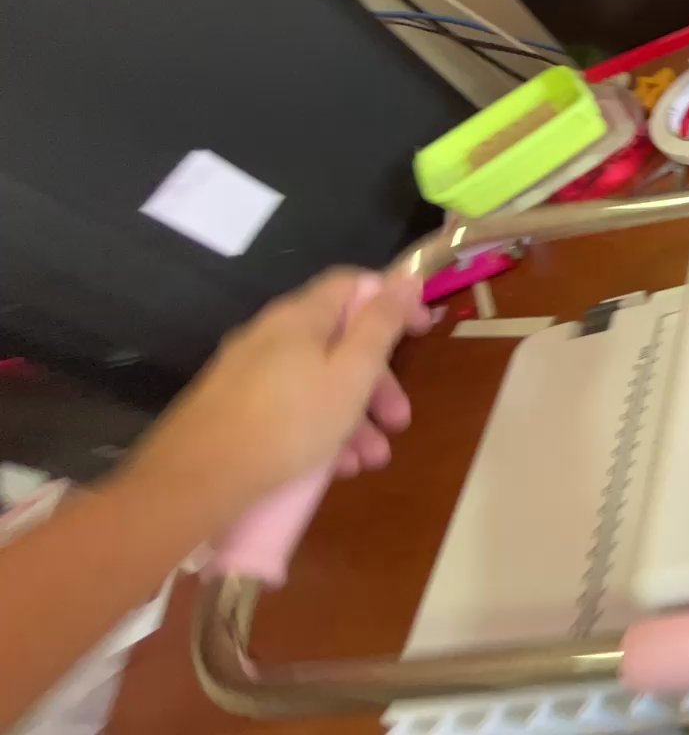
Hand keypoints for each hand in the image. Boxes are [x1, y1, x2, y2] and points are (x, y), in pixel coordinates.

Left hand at [124, 268, 429, 526]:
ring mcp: (245, 375)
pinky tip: (336, 465)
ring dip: (355, 414)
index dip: (392, 299)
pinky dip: (322, 427)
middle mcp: (269, 338)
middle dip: (379, 379)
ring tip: (372, 457)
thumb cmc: (289, 423)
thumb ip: (382, 322)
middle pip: (340, 341)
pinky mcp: (231, 410)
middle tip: (399, 417)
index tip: (421, 330)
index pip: (352, 284)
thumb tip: (405, 278)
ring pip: (319, 380)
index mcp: (299, 320)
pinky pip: (292, 406)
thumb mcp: (354, 371)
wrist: (187, 489)